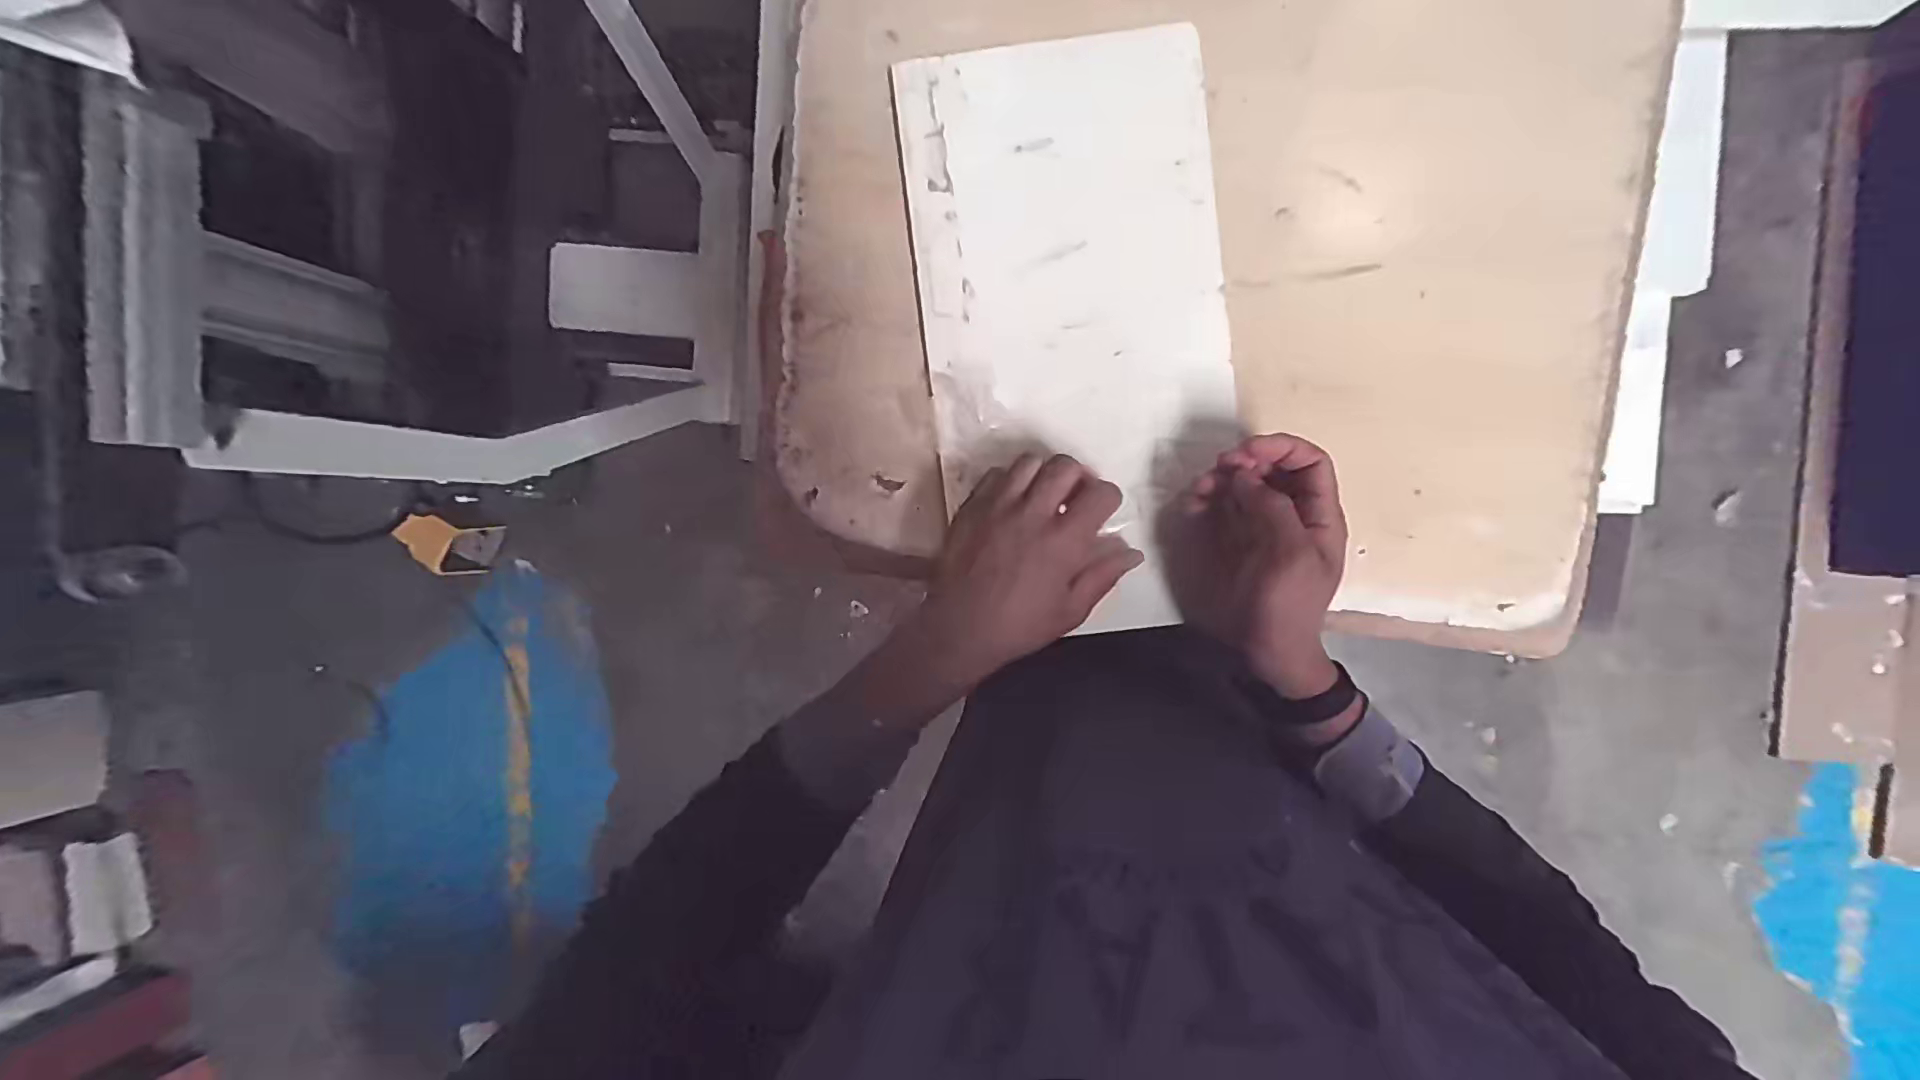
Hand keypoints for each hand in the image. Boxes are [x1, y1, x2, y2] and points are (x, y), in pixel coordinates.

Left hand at [905, 453, 1143, 686]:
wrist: (958, 628)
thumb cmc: (1019, 626)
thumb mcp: (1070, 610)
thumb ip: (1103, 576)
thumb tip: (1131, 552)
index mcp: (1064, 540)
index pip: (1100, 493)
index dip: (1109, 497)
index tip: (1103, 510)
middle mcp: (1032, 513)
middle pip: (1065, 466)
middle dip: (1079, 476)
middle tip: (1076, 496)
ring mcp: (998, 506)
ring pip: (1029, 462)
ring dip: (1044, 473)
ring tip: (1044, 495)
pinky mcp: (972, 507)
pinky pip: (996, 474)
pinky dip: (1011, 480)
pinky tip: (1013, 501)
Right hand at [1168, 434, 1347, 696]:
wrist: (1265, 648)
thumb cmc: (1288, 604)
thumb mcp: (1291, 554)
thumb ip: (1272, 508)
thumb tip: (1244, 476)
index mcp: (1317, 515)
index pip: (1310, 463)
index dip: (1282, 448)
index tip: (1247, 452)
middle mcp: (1289, 513)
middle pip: (1271, 468)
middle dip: (1245, 461)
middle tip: (1219, 467)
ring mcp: (1258, 525)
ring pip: (1242, 484)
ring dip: (1219, 479)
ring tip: (1200, 489)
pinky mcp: (1231, 539)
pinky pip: (1220, 507)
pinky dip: (1205, 499)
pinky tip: (1193, 505)